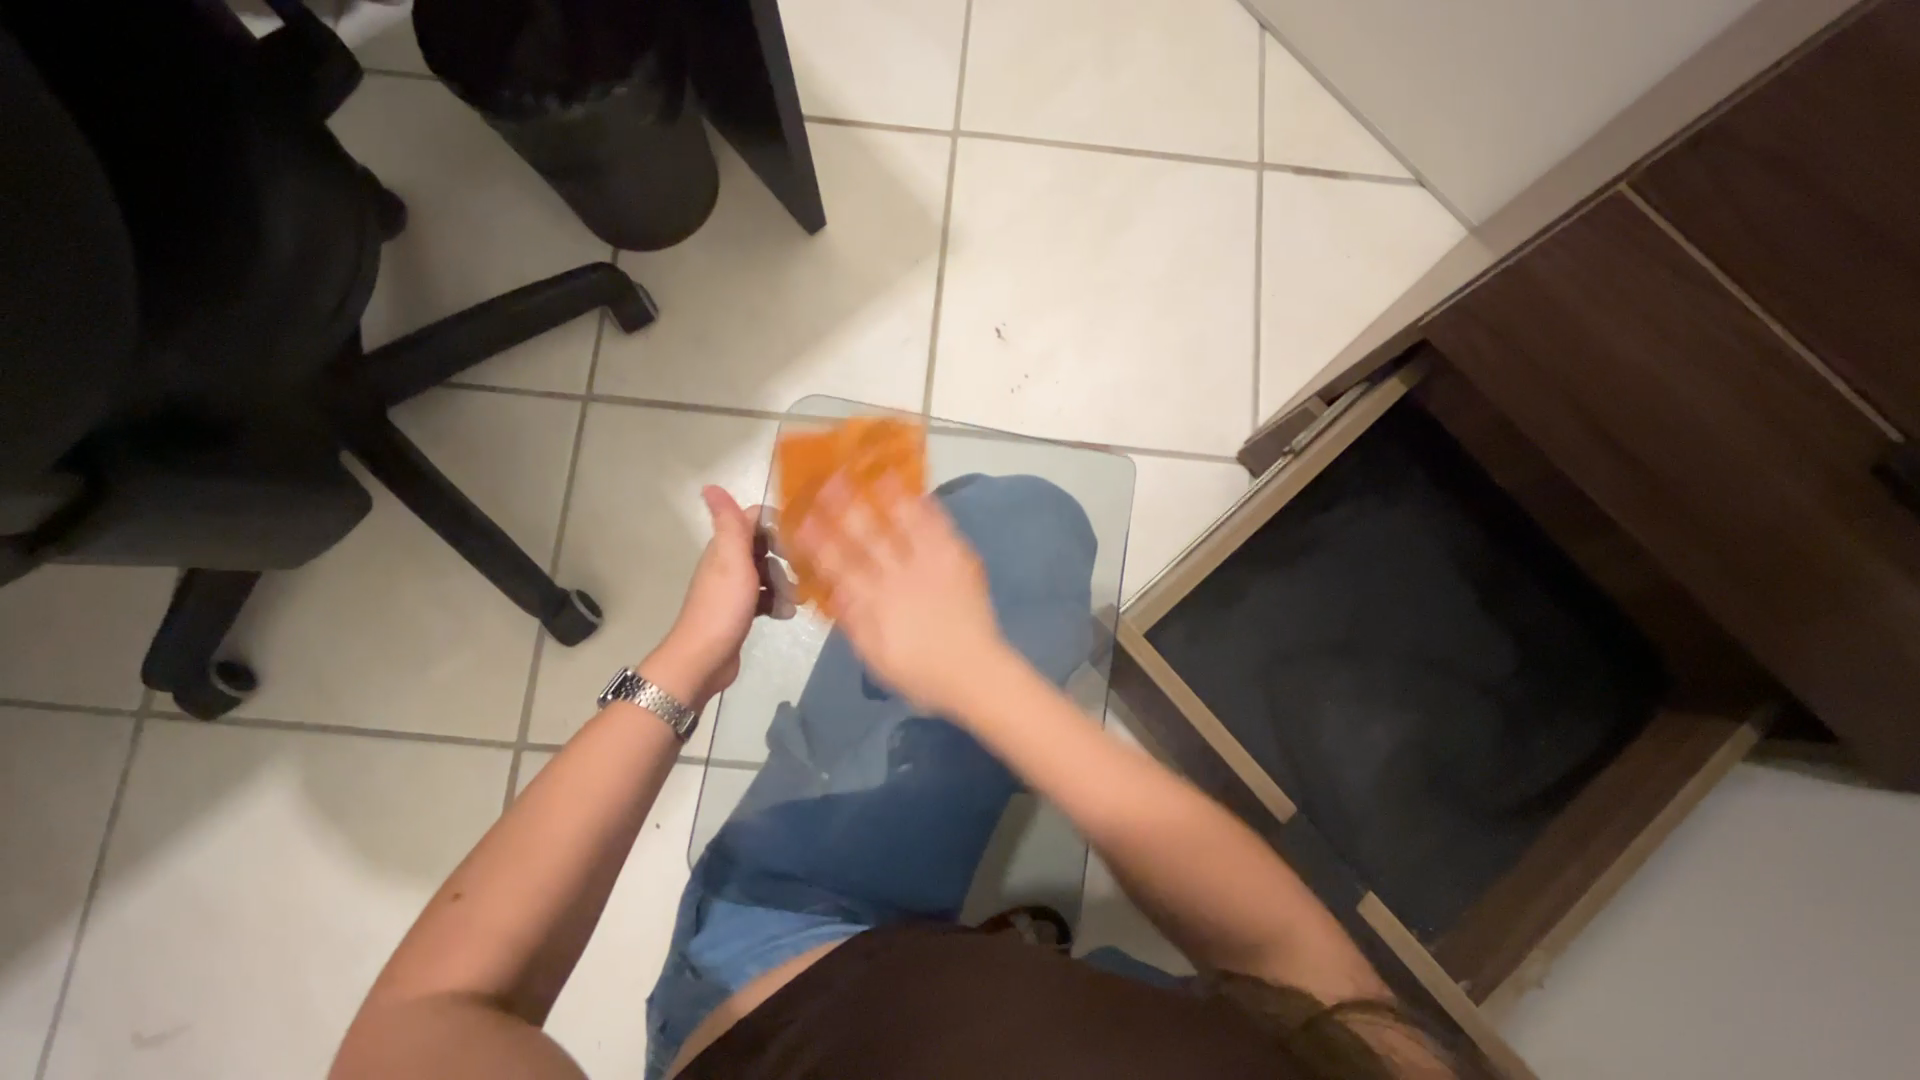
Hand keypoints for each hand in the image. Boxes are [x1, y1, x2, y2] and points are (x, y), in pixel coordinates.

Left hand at [655, 486, 793, 703]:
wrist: (704, 659)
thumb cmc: (722, 608)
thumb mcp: (732, 561)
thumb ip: (729, 524)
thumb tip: (709, 485)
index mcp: (724, 547)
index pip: (753, 519)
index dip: (777, 523)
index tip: (800, 538)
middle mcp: (728, 563)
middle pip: (765, 547)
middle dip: (786, 558)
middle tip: (802, 575)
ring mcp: (734, 589)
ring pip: (768, 574)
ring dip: (785, 584)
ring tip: (795, 602)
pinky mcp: (740, 611)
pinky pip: (766, 598)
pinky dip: (777, 603)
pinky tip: (785, 615)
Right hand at [789, 477, 1017, 716]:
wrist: (975, 673)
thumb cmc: (921, 673)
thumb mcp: (874, 656)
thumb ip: (852, 622)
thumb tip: (832, 591)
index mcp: (874, 602)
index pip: (838, 564)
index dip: (818, 540)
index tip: (801, 519)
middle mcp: (898, 577)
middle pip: (866, 536)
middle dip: (845, 507)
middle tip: (828, 480)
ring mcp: (930, 565)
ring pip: (903, 524)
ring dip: (885, 497)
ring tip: (873, 472)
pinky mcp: (957, 561)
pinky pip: (940, 528)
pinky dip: (927, 508)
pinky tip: (918, 492)